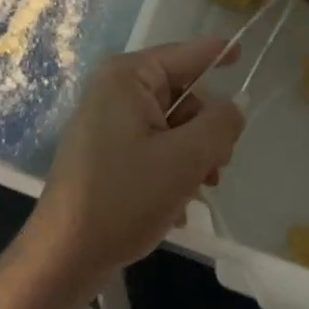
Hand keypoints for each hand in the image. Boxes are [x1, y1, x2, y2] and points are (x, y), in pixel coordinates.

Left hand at [20, 38, 245, 283]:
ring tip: (197, 191)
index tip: (243, 52)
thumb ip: (220, 125)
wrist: (65, 256)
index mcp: (127, 77)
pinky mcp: (103, 153)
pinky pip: (150, 147)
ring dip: (192, 156)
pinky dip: (169, 170)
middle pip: (180, 94)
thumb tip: (237, 101)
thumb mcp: (185, 160)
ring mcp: (105, 122)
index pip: (185, 54)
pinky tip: (174, 205)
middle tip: (218, 166)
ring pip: (169, 125)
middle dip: (205, 129)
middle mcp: (113, 90)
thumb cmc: (124, 198)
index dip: (216, 53)